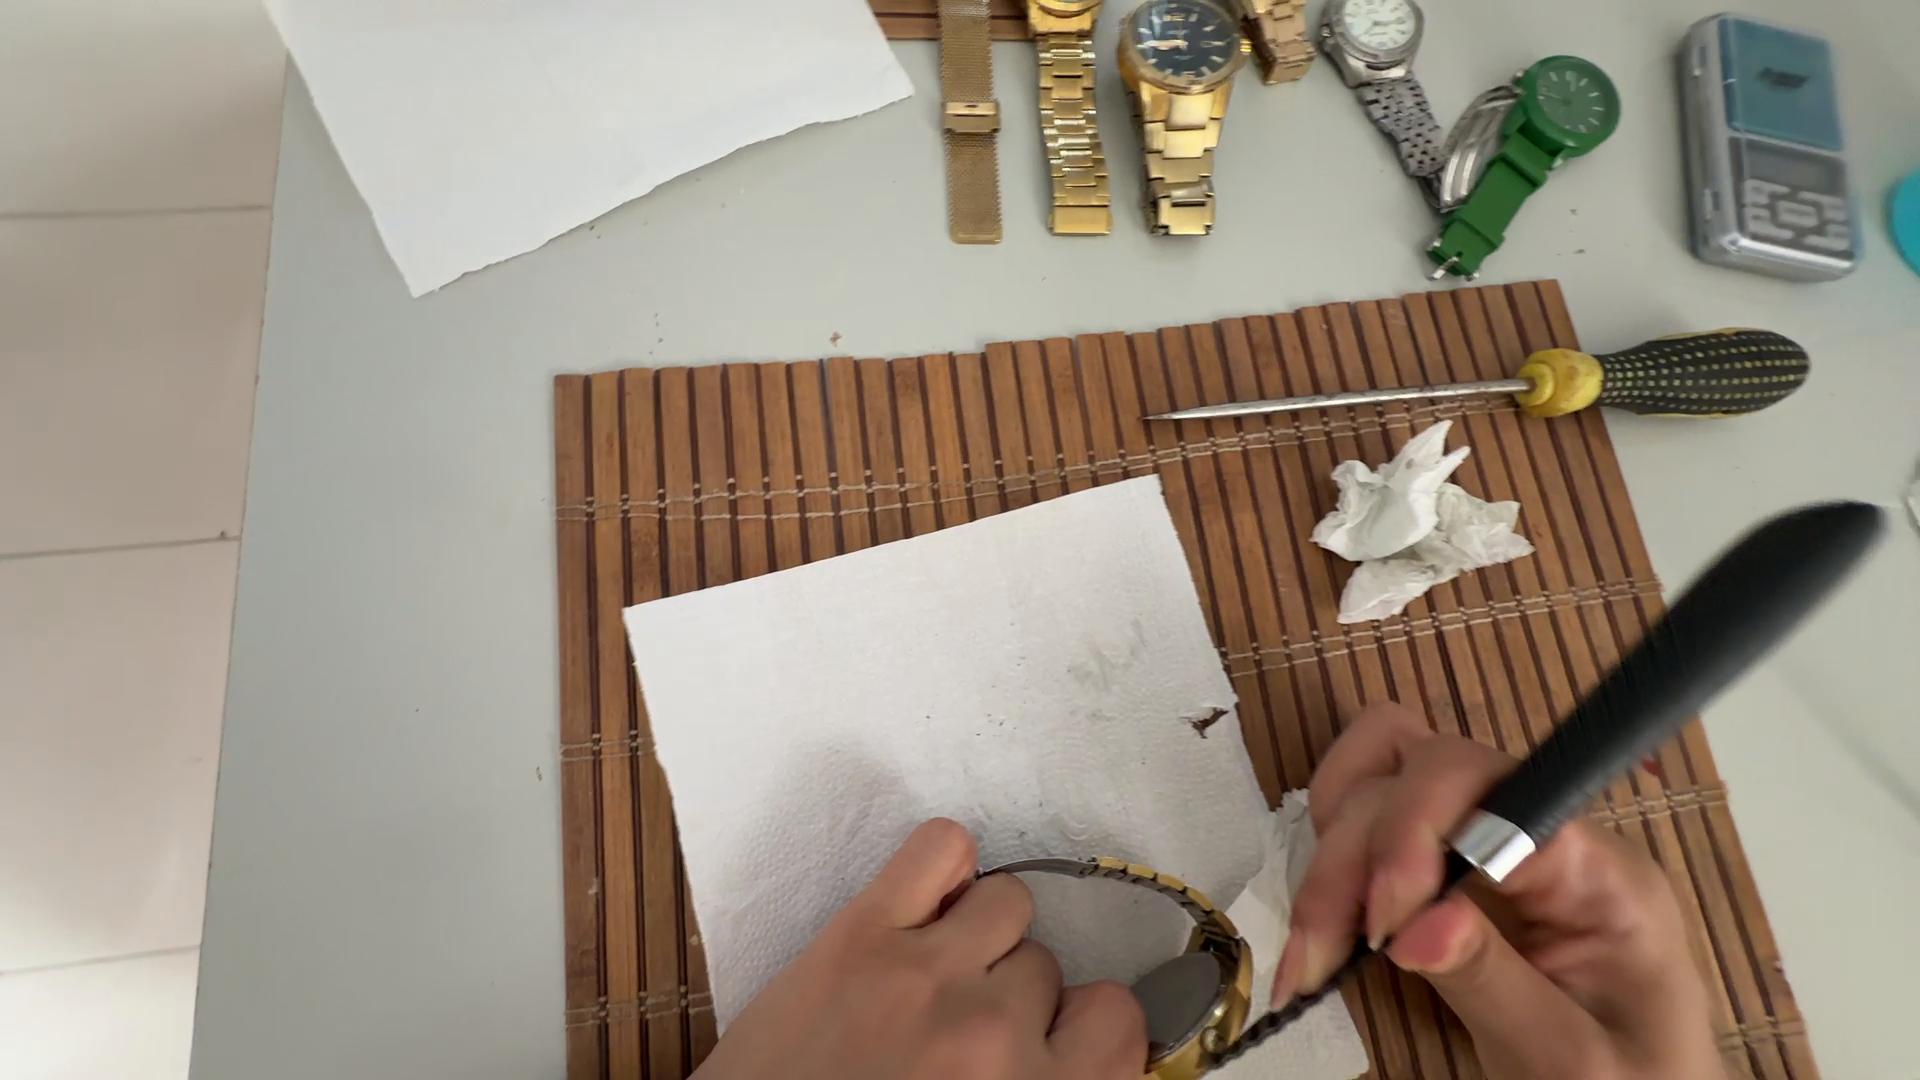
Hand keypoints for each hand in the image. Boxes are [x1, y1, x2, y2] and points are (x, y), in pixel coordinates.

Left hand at [693, 818, 1147, 1079]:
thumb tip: (1075, 1042)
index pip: (1119, 1020)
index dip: (1083, 1030)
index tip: (1048, 1043)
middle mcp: (997, 1037)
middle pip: (1046, 964)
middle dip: (1010, 996)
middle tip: (957, 1036)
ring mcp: (927, 975)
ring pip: (1007, 902)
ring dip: (979, 934)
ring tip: (932, 971)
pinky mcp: (862, 933)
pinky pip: (942, 844)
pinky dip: (944, 863)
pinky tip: (922, 905)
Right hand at [1275, 703, 1721, 1078]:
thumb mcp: (1576, 1062)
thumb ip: (1496, 984)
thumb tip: (1412, 929)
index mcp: (1588, 862)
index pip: (1475, 780)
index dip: (1408, 830)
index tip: (1380, 924)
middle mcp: (1527, 821)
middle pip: (1405, 776)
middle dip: (1351, 860)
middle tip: (1317, 950)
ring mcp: (1473, 826)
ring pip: (1369, 780)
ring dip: (1328, 854)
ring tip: (1312, 943)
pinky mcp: (1432, 845)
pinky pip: (1357, 806)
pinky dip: (1325, 852)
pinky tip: (1321, 915)